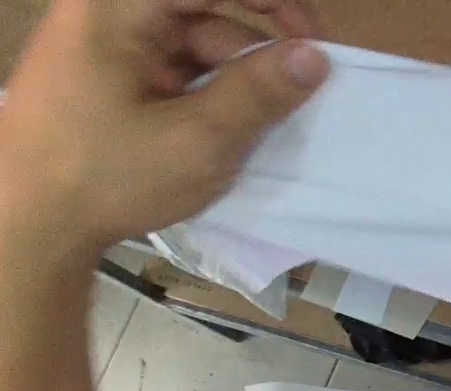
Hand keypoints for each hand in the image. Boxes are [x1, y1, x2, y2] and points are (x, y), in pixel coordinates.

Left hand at [0, 0, 328, 255]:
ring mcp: (114, 47)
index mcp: (114, 12)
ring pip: (203, 45)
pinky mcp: (121, 77)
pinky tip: (239, 129)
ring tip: (268, 129)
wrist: (38, 214)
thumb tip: (316, 57)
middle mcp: (110, 17)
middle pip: (206, 14)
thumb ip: (259, 93)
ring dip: (245, 82)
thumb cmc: (114, 173)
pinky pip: (188, 71)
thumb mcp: (201, 138)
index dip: (270, 3)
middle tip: (303, 99)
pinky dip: (224, 96)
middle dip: (260, 52)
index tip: (316, 48)